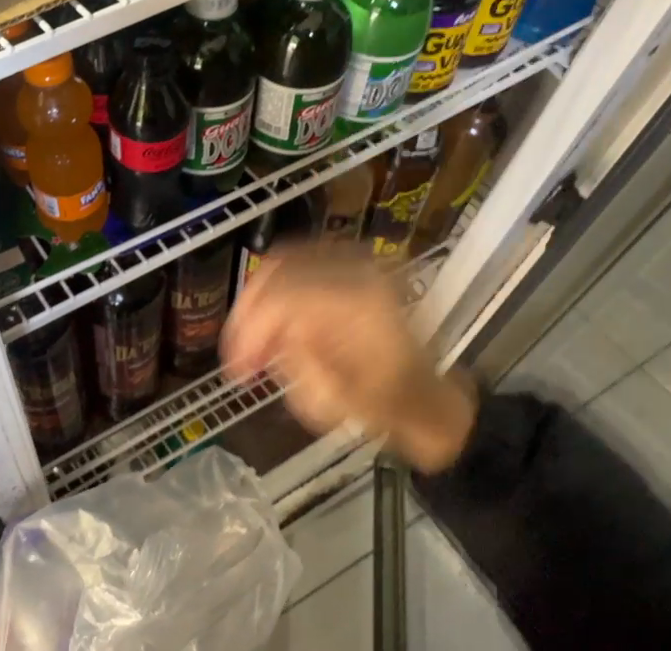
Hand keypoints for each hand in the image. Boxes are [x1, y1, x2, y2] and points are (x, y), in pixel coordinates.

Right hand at [220, 243, 479, 472]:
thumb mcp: (338, 402)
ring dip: (257, 299)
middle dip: (248, 310)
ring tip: (250, 339)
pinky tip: (269, 322)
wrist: (434, 403)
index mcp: (358, 304)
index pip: (283, 297)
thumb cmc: (392, 410)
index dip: (249, 328)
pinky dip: (273, 289)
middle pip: (278, 269)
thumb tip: (268, 339)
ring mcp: (356, 265)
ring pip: (282, 262)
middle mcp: (357, 272)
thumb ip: (297, 363)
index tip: (237, 367)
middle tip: (236, 351)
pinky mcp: (350, 269)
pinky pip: (297, 264)